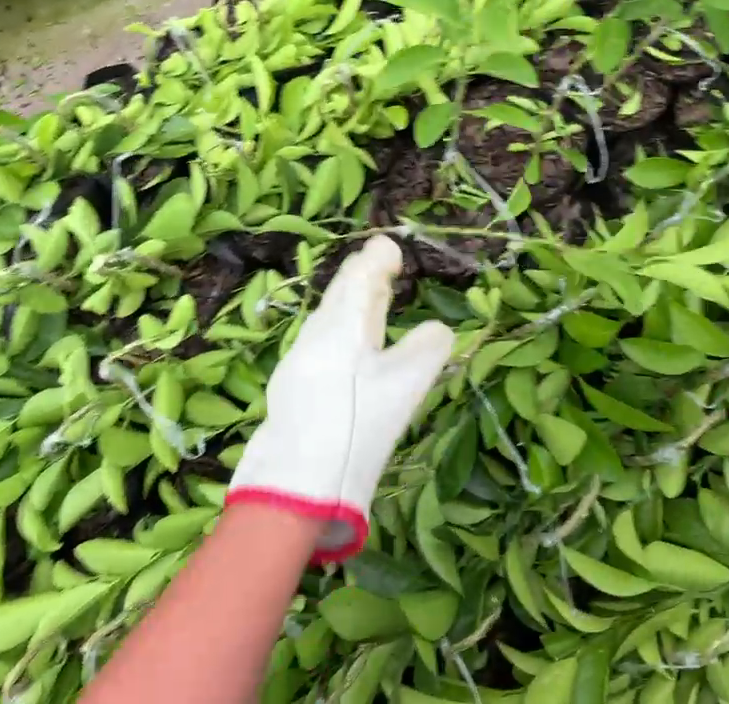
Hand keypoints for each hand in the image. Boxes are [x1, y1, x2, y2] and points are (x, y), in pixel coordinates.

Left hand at [227, 236, 453, 562]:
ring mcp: (298, 360)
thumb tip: (438, 330)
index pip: (360, 279)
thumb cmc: (358, 426)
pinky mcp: (291, 386)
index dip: (377, 260)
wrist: (298, 481)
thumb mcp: (405, 388)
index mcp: (344, 326)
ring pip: (327, 317)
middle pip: (340, 295)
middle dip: (361, 276)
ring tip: (367, 297)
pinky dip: (337, 327)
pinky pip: (318, 339)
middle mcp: (317, 335)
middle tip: (379, 262)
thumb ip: (426, 351)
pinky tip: (343, 343)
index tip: (389, 248)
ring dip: (349, 301)